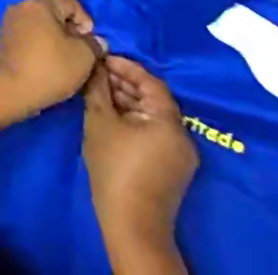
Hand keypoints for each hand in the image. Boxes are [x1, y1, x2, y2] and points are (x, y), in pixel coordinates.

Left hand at [0, 0, 104, 110]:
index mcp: (38, 4)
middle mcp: (21, 6)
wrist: (11, 86)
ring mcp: (9, 21)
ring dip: (56, 37)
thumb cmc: (51, 67)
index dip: (84, 18)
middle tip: (80, 52)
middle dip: (71, 29)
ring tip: (66, 59)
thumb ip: (93, 44)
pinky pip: (29, 33)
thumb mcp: (83, 56)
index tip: (89, 40)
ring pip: (41, 24)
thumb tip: (95, 40)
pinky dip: (42, 43)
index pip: (68, 1)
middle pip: (53, 11)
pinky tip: (48, 62)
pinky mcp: (4, 36)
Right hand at [83, 57, 196, 253]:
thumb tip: (95, 64)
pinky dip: (135, 118)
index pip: (151, 82)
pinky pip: (155, 131)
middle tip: (96, 73)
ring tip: (99, 92)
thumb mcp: (99, 119)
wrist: (131, 220)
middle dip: (124, 82)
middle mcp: (182, 135)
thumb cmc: (113, 164)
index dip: (125, 66)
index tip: (101, 57)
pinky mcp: (173, 166)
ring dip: (128, 100)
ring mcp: (180, 153)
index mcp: (169, 122)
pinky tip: (112, 116)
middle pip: (154, 98)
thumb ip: (97, 87)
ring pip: (153, 115)